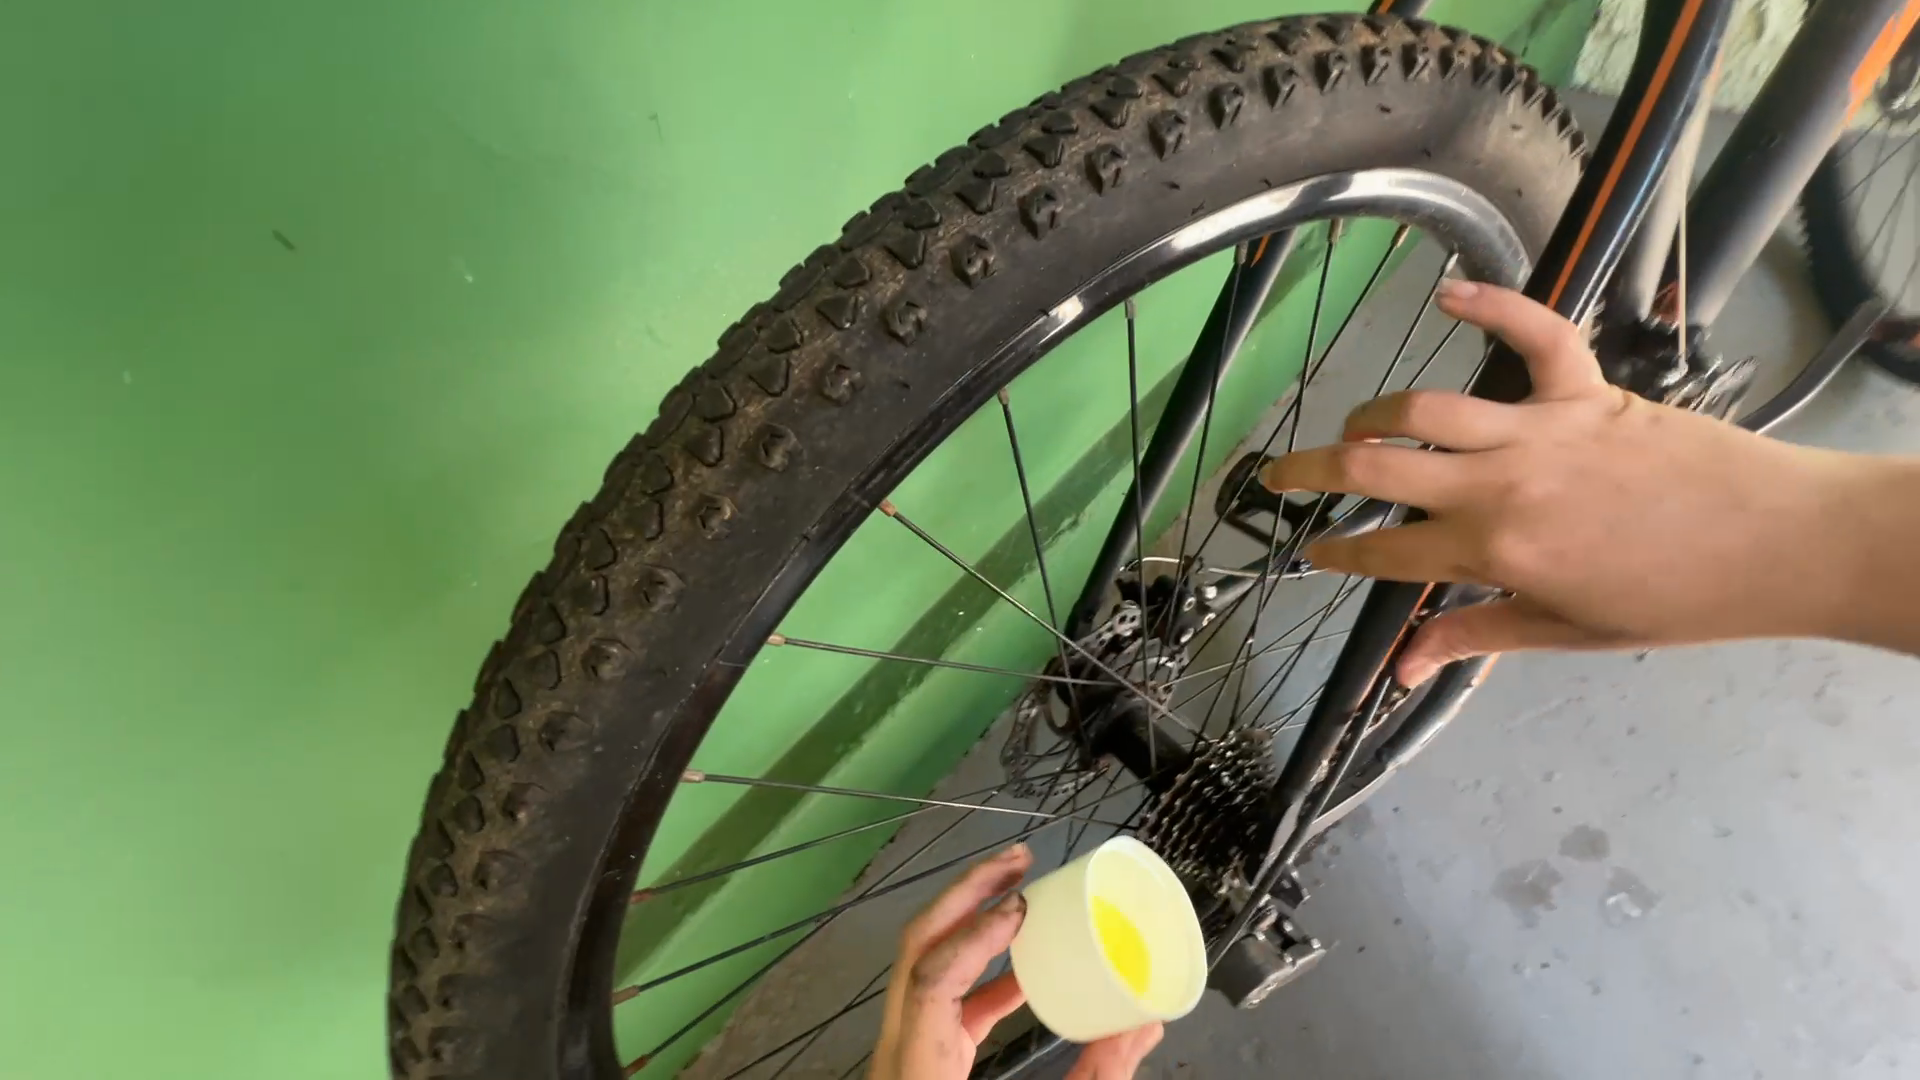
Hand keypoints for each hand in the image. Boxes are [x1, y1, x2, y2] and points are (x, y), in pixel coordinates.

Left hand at [870, 843, 1163, 1079]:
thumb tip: (1141, 1025)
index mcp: (919, 1073)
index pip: (931, 980)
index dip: (974, 935)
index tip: (1021, 906)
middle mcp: (898, 1054)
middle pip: (918, 948)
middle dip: (966, 894)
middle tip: (1019, 860)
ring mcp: (903, 1054)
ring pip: (924, 962)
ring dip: (972, 918)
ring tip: (1021, 888)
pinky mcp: (920, 1061)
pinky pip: (946, 997)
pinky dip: (983, 968)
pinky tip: (1025, 960)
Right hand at [1260, 280, 1870, 685]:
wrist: (1796, 546)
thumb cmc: (1676, 599)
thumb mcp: (1564, 631)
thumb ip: (1470, 637)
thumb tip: (1400, 673)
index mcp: (1493, 550)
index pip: (1380, 550)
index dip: (1334, 552)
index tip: (1313, 552)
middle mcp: (1499, 484)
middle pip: (1372, 466)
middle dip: (1308, 472)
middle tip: (1277, 475)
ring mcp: (1540, 430)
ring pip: (1423, 407)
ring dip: (1370, 416)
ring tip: (1352, 429)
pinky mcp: (1586, 391)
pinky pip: (1533, 336)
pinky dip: (1492, 305)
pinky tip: (1445, 292)